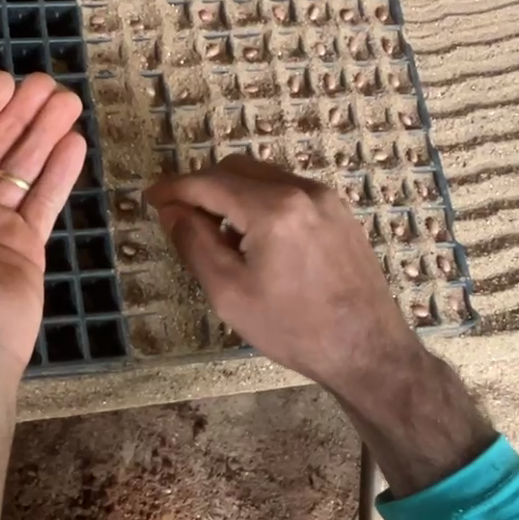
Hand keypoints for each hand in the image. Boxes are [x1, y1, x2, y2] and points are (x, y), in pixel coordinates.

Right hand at [146, 155, 492, 494]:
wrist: (369, 351)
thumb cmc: (293, 328)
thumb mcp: (228, 292)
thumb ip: (194, 243)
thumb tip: (171, 210)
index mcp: (272, 208)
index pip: (208, 183)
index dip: (173, 188)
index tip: (149, 198)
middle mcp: (301, 190)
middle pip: (235, 168)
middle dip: (200, 187)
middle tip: (177, 216)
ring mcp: (325, 198)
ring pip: (261, 176)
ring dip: (229, 192)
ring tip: (214, 232)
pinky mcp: (338, 211)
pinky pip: (285, 189)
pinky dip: (257, 200)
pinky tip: (252, 236)